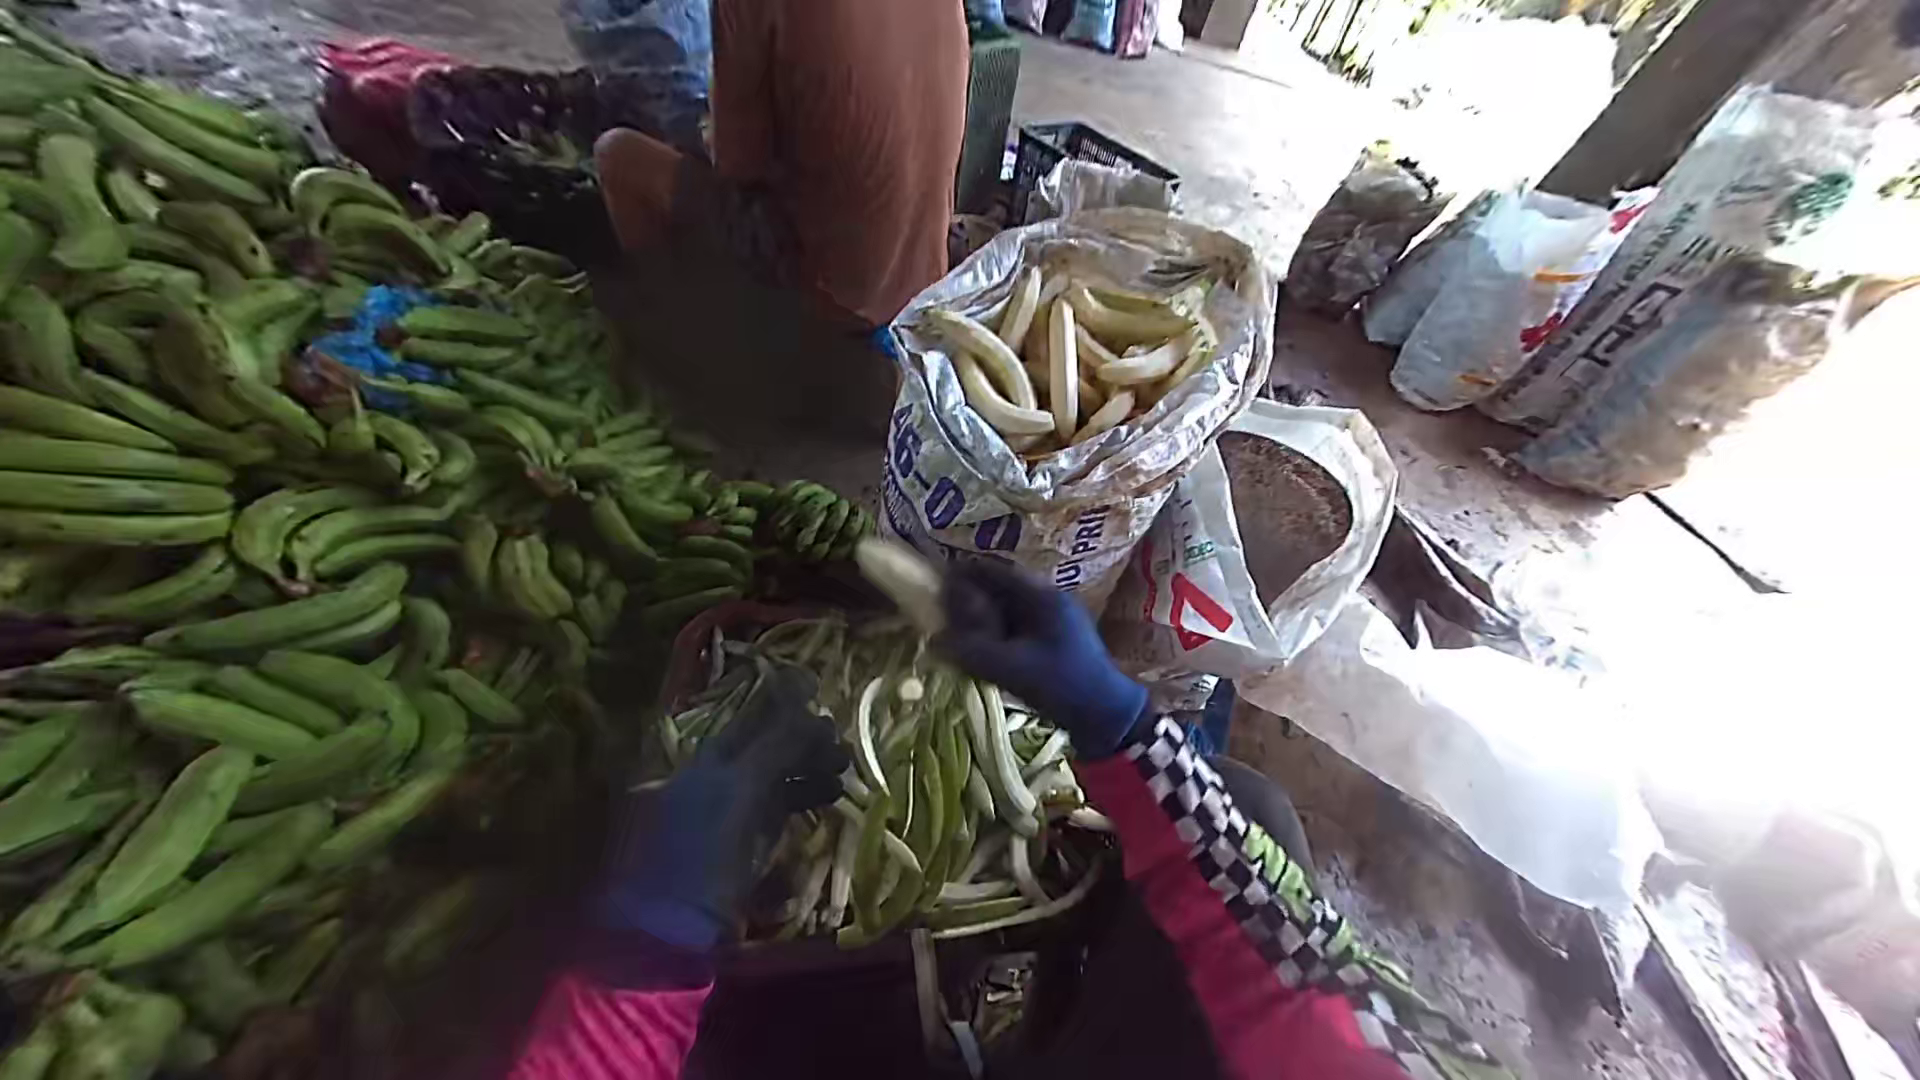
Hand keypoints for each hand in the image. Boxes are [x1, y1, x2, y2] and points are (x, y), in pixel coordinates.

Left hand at [599, 668, 848, 947]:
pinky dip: (807, 792)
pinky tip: (831, 793)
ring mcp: (734, 805)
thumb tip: (813, 709)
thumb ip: (777, 744)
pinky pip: (783, 801)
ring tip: (843, 766)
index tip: (818, 687)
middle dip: (807, 734)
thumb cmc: (703, 847)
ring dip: (812, 763)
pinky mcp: (749, 836)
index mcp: (710, 756)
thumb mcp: (741, 788)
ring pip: (780, 770)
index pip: (754, 714)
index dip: (784, 698)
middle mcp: (721, 773)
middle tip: (839, 737)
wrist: (673, 929)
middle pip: (771, 740)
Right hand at [935, 560, 1148, 759]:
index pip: (998, 571)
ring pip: (1012, 606)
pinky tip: (983, 644)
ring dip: (986, 613)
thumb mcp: (1011, 669)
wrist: (1106, 716)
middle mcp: (1050, 601)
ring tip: (958, 625)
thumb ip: (970, 653)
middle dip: (973, 594)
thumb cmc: (1062, 685)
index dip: (967, 571)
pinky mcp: (1056, 639)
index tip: (940, 575)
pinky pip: (1020, 625)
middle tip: (944, 604)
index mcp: (1043, 598)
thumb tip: (933, 641)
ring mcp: (1056, 620)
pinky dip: (999, 629)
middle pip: (1004, 587)